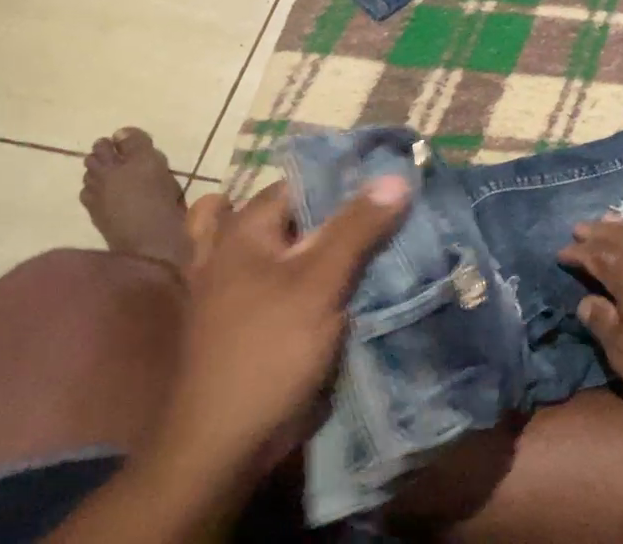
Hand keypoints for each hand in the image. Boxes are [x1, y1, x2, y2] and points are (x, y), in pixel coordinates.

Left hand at [157, 177, 410, 472]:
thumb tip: (397, 177)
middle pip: (297, 215)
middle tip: (396, 207)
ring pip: (295, 249)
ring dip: (332, 244)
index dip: (345, 178)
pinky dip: (321, 276)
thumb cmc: (268, 351)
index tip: (392, 180)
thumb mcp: (319, 282)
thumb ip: (357, 227)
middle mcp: (235, 252)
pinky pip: (293, 284)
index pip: (300, 183)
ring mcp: (240, 290)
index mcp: (242, 232)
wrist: (225, 444)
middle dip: (342, 211)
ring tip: (379, 240)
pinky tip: (354, 278)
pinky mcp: (256, 322)